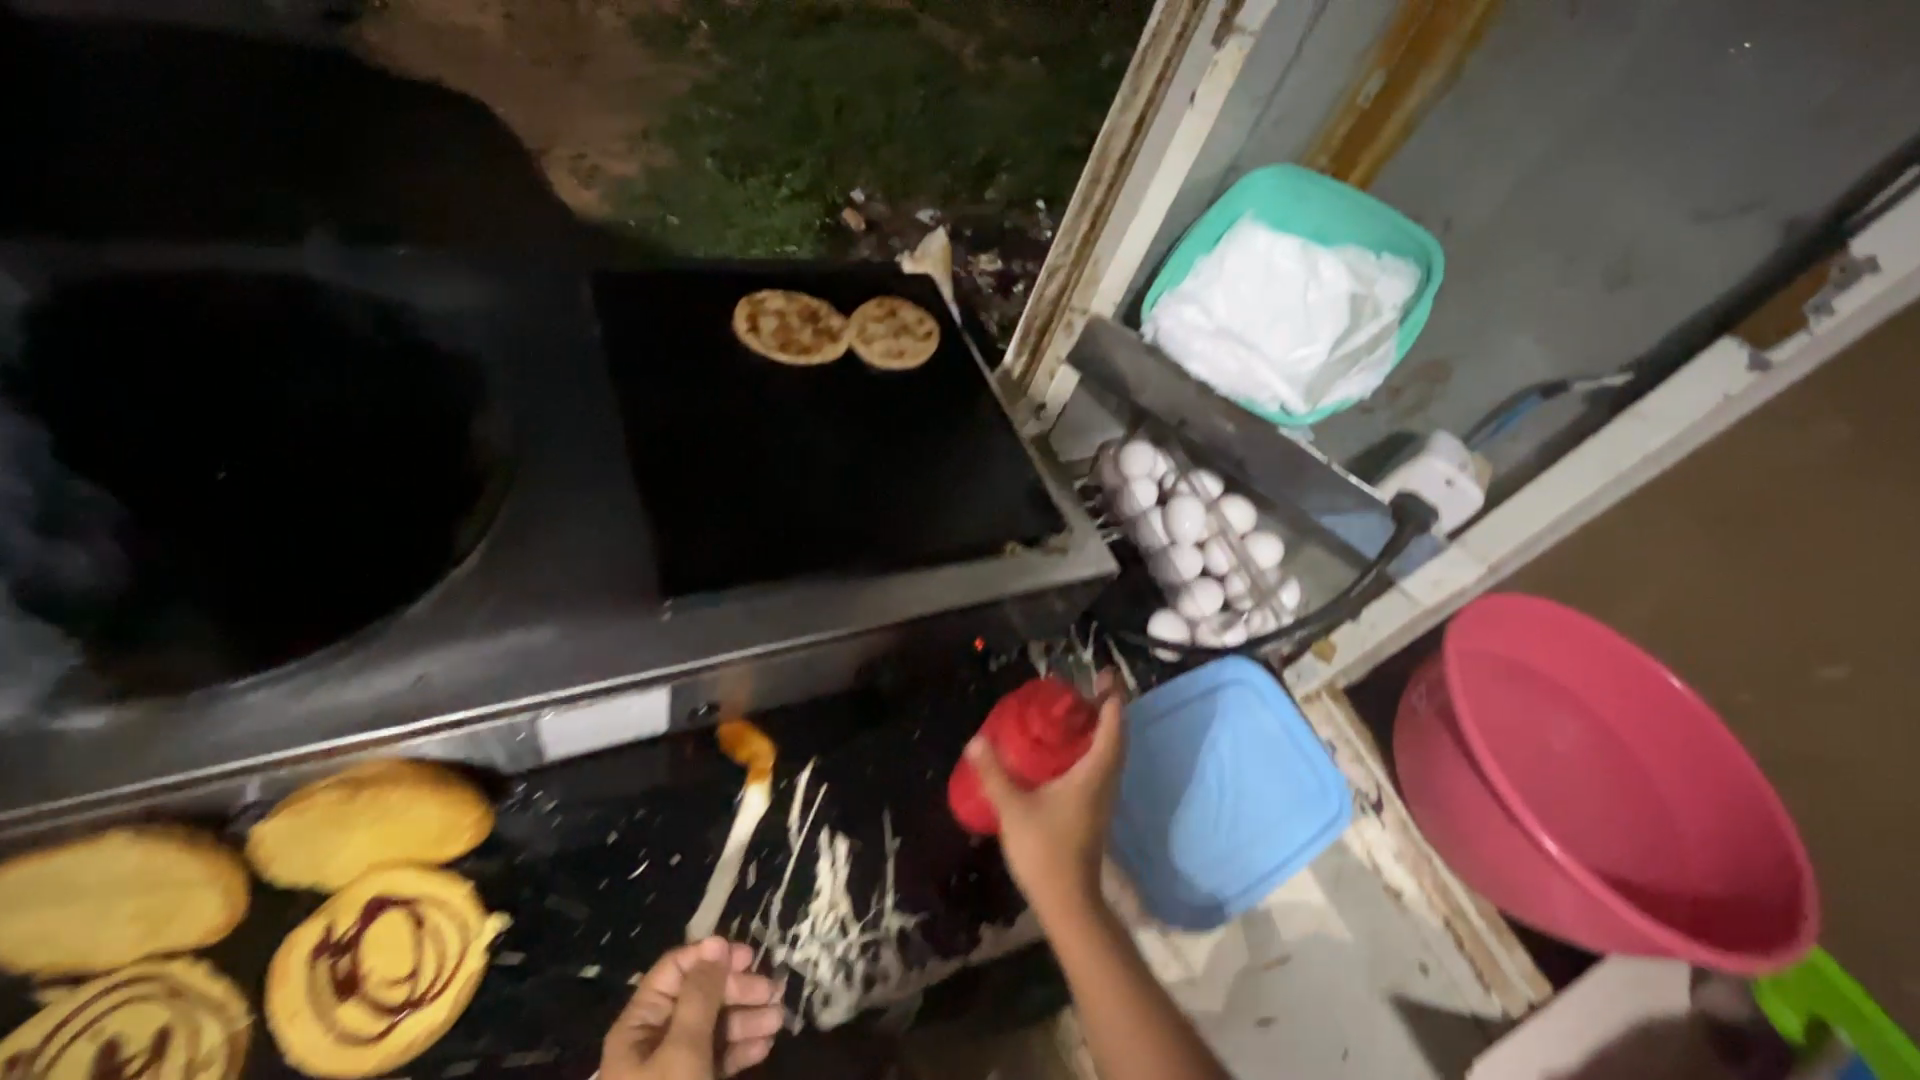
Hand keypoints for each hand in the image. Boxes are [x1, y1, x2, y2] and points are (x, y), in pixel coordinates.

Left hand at [600, 937, 784, 1079]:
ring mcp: (674, 1068)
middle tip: (771, 992)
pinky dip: (742, 1048)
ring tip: (777, 1020)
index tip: (749, 956)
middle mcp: (654, 1040)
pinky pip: (719, 1057)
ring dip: (746, 1017)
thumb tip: (715, 942)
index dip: (709, 957)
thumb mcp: (684, 1051)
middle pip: (698, 996)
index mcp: (639, 1025)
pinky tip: (765, 1047)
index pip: (673, 971)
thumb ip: (701, 996)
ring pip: (714, 1027)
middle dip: (735, 990)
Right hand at [965, 669, 1126, 921]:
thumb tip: (977, 739)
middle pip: (1116, 736)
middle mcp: (1106, 780)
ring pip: (1110, 754)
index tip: (1104, 674)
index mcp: (1095, 772)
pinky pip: (1100, 768)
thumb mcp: (1013, 807)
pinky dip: (1092, 749)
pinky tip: (1066, 752)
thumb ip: (994, 772)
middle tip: (1088, 686)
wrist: (1067, 900)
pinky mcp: (1095, 811)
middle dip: (1107, 708)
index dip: (1112, 698)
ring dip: (1100, 729)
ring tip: (1077, 712)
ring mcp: (1103, 798)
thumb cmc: (1045, 849)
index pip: (1113, 725)